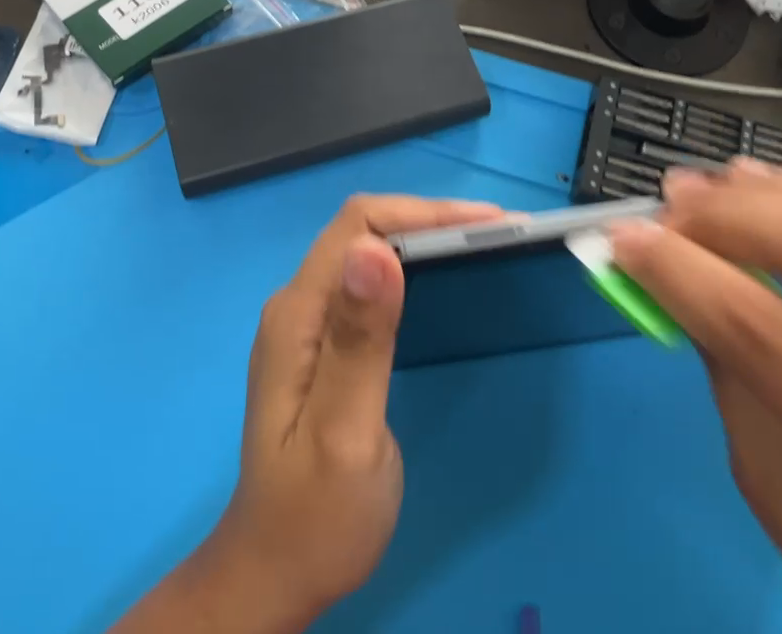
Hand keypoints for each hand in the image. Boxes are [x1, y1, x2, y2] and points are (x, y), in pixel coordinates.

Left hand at [113, 195, 501, 633]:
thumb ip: (360, 341)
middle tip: (504, 235)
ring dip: (424, 243)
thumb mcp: (346, 431)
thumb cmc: (317, 514)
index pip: (357, 226)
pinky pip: (368, 290)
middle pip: (362, 233)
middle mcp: (296, 308)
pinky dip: (412, 275)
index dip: (423, 213)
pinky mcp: (324, 349)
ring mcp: (307, 329)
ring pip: (367, 257)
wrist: (277, 569)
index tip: (491, 225)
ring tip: (487, 249)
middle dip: (432, 221)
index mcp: (297, 316)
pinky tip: (445, 285)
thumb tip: (376, 250)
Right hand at [609, 162, 781, 633]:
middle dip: (732, 217)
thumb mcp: (780, 496)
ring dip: (777, 197)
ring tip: (711, 186)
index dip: (681, 274)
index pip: (770, 337)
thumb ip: (733, 378)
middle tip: (669, 204)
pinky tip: (777, 197)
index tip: (621, 238)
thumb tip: (675, 277)